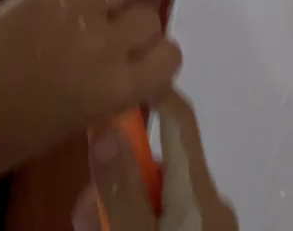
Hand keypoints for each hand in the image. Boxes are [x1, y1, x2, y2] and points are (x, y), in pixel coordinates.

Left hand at [0, 0, 181, 180]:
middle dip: (134, 25)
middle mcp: (107, 47)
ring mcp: (78, 12)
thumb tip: (126, 66)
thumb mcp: (82, 119)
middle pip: (149, 16)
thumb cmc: (18, 133)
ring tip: (96, 3)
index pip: (170, 56)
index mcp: (118, 90)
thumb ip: (111, 88)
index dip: (156, 54)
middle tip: (110, 32)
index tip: (139, 58)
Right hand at [74, 90, 237, 230]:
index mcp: (199, 187)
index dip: (149, 89)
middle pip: (156, 162)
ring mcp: (208, 223)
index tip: (114, 76)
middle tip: (85, 204)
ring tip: (92, 226)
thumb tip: (108, 126)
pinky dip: (139, 220)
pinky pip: (166, 217)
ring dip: (121, 203)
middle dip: (116, 172)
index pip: (177, 115)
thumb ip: (121, 187)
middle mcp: (208, 198)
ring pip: (156, 195)